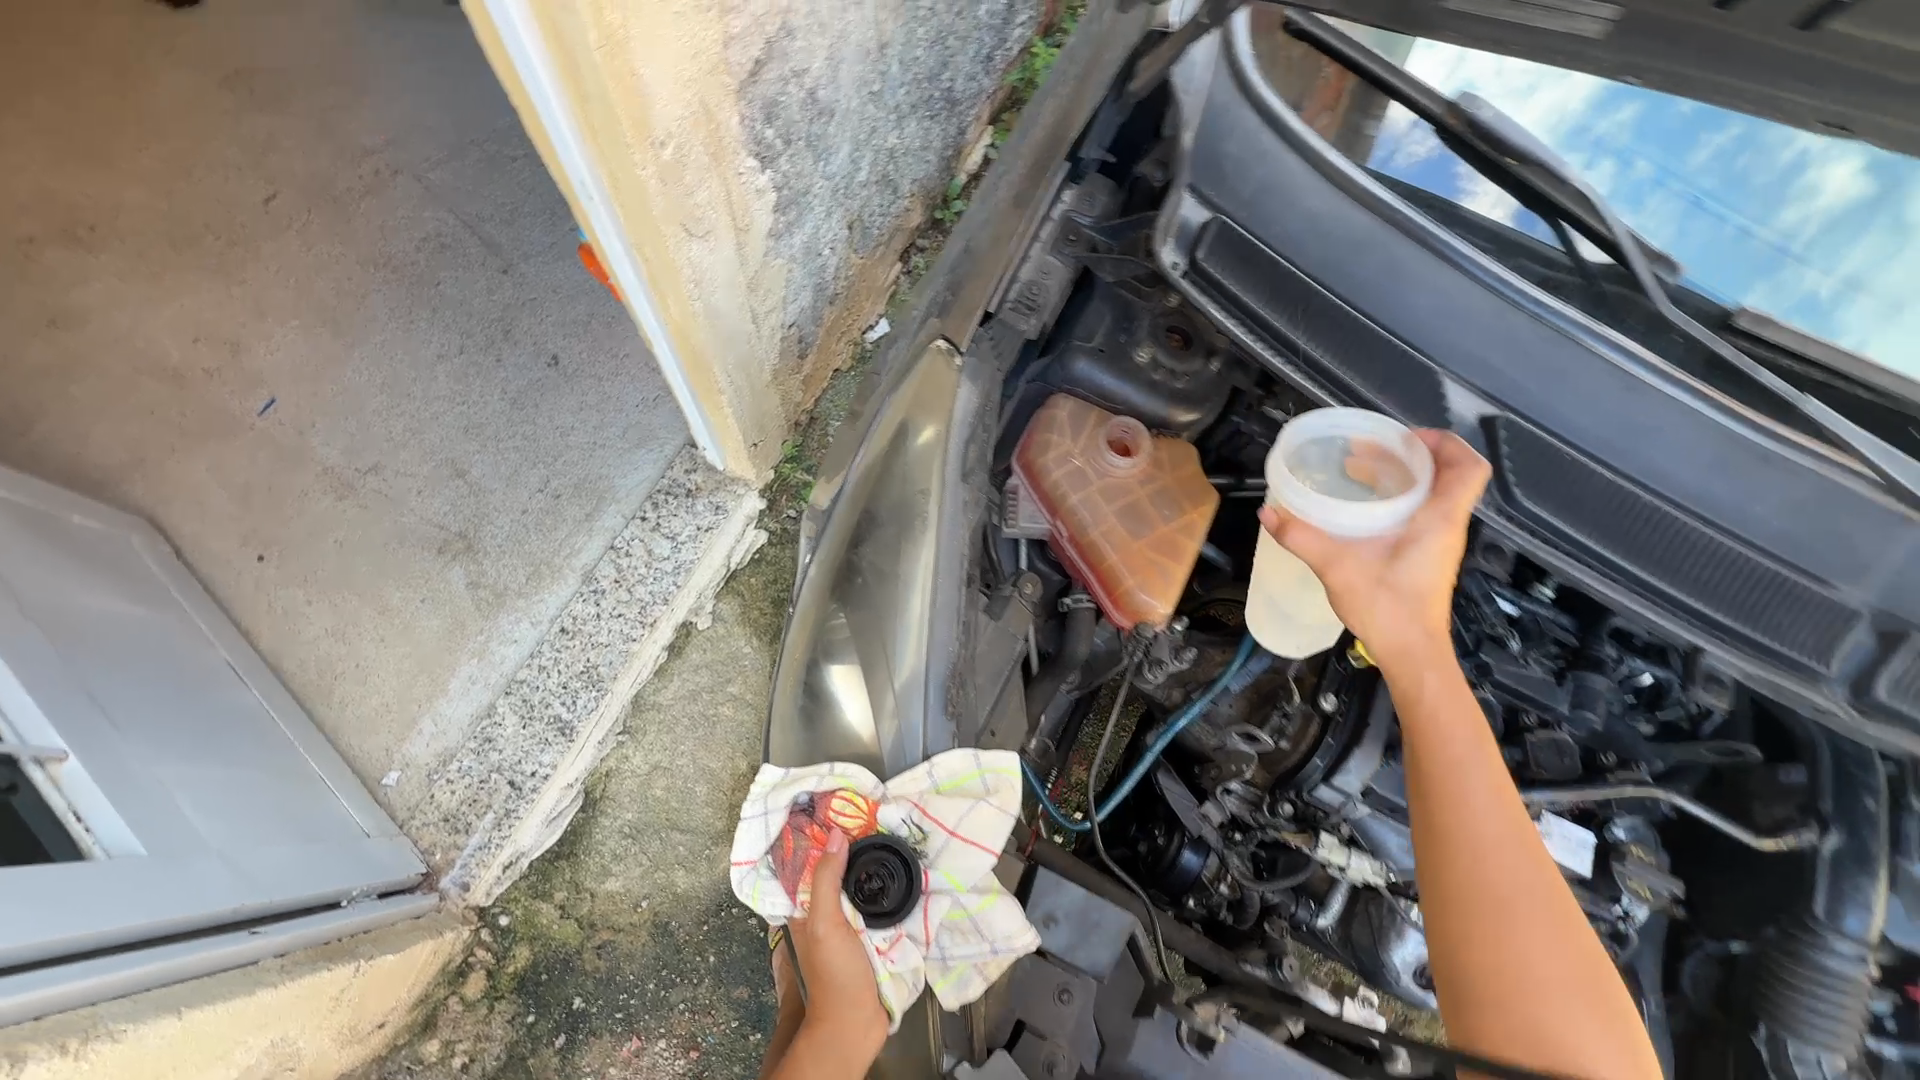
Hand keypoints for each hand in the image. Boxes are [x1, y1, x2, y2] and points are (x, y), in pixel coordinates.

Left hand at [790, 829, 888, 1055]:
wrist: (857, 1025)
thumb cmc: (834, 976)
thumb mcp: (824, 923)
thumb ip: (827, 880)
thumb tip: (837, 835)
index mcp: (807, 909)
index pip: (812, 863)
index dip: (825, 837)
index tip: (846, 809)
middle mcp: (826, 914)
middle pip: (839, 873)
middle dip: (856, 850)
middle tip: (880, 819)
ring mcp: (851, 927)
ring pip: (862, 889)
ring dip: (876, 871)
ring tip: (896, 840)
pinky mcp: (873, 939)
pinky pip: (880, 908)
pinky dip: (890, 893)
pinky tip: (907, 878)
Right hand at [1258, 429, 1489, 673]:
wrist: (1411, 653)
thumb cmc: (1387, 606)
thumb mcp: (1337, 566)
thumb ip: (1302, 537)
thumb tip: (1267, 512)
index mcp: (1440, 519)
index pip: (1469, 467)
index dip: (1445, 443)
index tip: (1406, 438)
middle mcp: (1447, 526)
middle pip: (1448, 476)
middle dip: (1412, 456)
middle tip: (1370, 452)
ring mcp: (1440, 544)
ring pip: (1435, 496)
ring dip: (1404, 479)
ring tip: (1362, 474)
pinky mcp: (1428, 559)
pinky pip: (1423, 515)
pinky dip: (1398, 502)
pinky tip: (1364, 511)